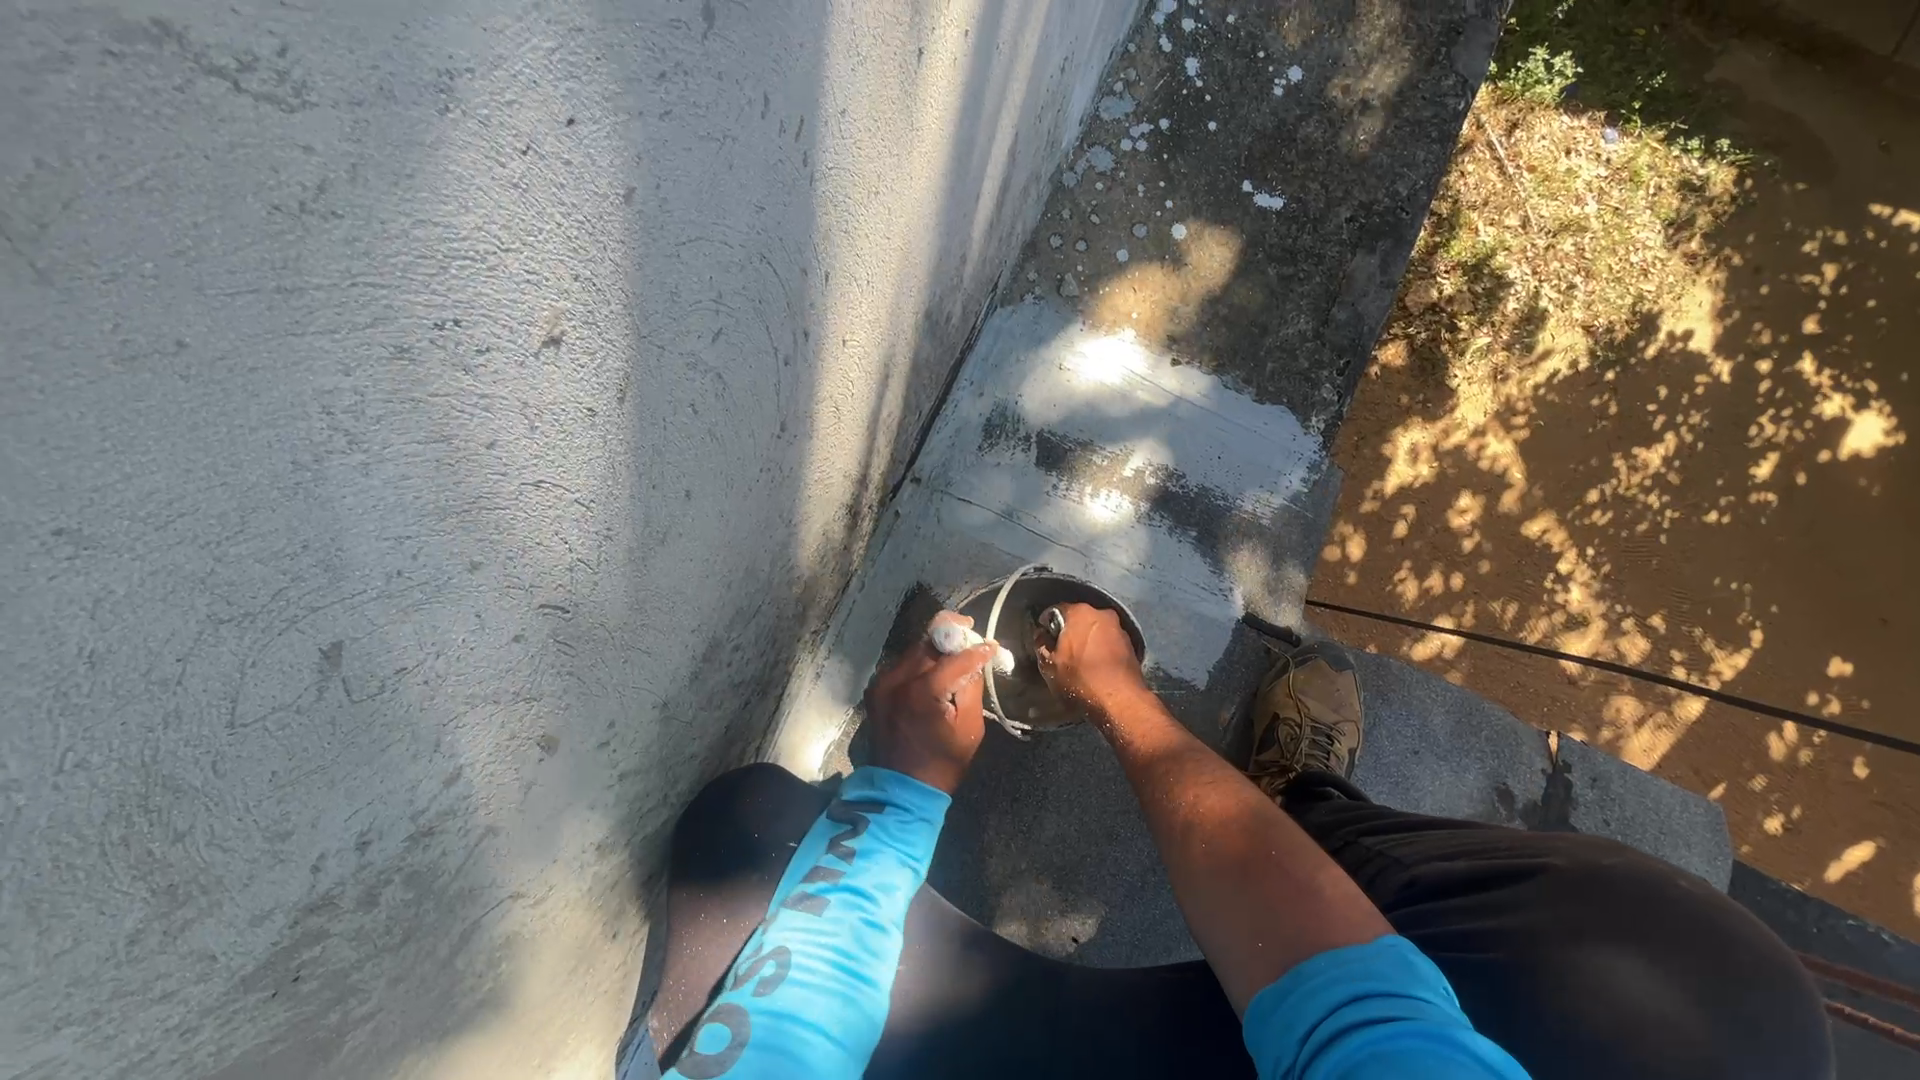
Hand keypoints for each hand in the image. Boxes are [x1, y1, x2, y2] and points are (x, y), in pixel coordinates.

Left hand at [863, 611, 998, 794]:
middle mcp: (897, 679)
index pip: (955, 657)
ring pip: (912, 651)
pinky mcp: (875, 690)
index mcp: (922, 690)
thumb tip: (978, 658)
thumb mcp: (969, 727)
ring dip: (933, 649)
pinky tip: (931, 671)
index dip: (976, 649)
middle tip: (969, 634)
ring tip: (953, 652)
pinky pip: (900, 666)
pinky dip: (918, 664)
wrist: (901, 789)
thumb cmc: (943, 762)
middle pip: (928, 644)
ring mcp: (881, 683)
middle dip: (950, 636)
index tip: (991, 645)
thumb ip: (972, 687)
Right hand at [1034, 602, 1147, 719]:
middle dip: (1069, 632)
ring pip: (1095, 630)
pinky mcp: (1131, 645)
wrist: (1121, 702)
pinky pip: (1109, 642)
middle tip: (1061, 653)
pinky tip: (1096, 667)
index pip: (1055, 610)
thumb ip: (1041, 644)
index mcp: (1079, 613)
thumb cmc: (1082, 680)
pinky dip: (1101, 650)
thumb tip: (1041, 635)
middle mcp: (1102, 614)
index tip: (1044, 640)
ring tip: (1080, 663)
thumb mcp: (1049, 665)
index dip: (1046, 625)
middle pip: (1078, 618)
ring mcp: (1119, 628)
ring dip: (1087, 641)